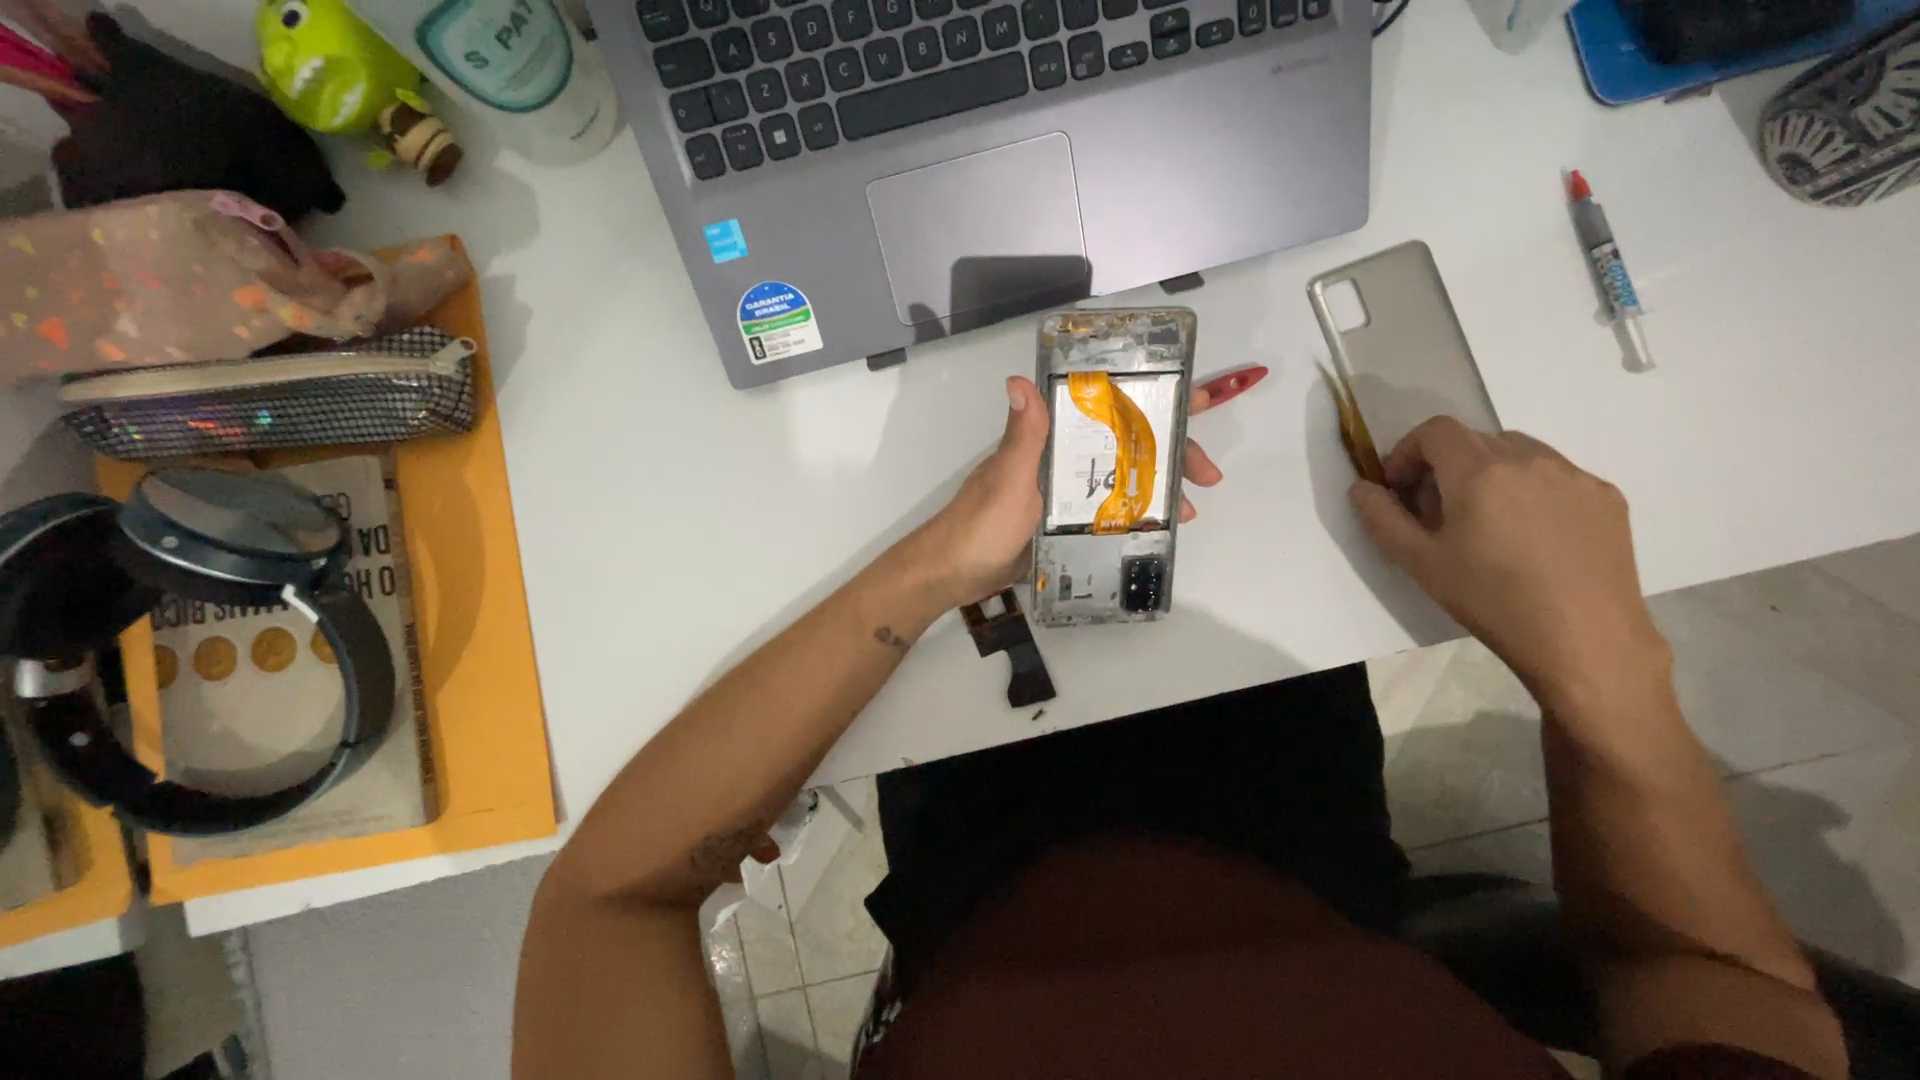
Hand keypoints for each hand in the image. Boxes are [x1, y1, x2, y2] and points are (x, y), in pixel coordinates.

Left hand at [912, 376, 1224, 609]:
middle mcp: (1063, 459)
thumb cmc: (980, 524)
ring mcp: (1066, 493)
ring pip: (1125, 480)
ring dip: (1161, 489)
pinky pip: (1112, 513)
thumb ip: (1022, 437)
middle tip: (1208, 474)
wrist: (954, 574)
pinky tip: (1161, 528)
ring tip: (1189, 511)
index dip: (1151, 400)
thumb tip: (1019, 381)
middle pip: (1128, 445)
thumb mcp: (1008, 479)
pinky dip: (1140, 516)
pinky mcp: (1066, 524)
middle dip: (1172, 453)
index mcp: (1051, 440)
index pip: (1107, 409)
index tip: (1196, 398)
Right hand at [1347, 417, 1669, 710]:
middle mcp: (1530, 459)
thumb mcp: (1420, 563)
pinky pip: (1557, 476)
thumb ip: (1382, 518)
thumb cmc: (1491, 600)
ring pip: (1518, 453)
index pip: (1435, 431)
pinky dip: (1532, 491)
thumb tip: (1362, 487)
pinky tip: (1532, 537)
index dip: (1408, 452)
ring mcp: (1574, 475)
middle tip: (1439, 513)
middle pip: (1475, 440)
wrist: (1585, 639)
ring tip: (1488, 523)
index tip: (1401, 489)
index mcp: (1479, 471)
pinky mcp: (1606, 497)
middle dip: (1446, 466)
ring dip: (1490, 474)